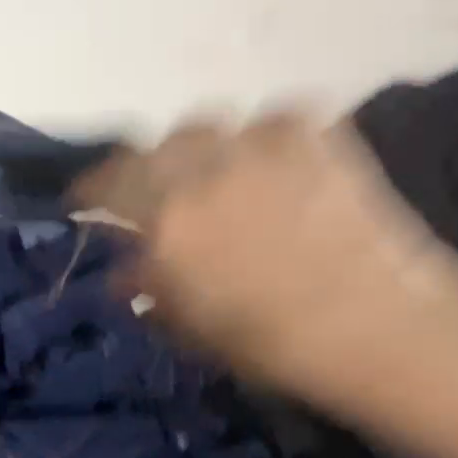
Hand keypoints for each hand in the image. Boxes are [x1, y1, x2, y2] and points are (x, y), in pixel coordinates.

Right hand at [71, 112, 457, 388]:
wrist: (374, 325)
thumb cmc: (263, 339)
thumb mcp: (183, 322)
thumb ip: (146, 284)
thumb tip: (124, 269)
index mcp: (163, 218)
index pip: (106, 182)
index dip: (90, 189)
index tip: (83, 201)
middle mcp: (204, 173)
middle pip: (155, 146)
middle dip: (146, 166)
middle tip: (152, 190)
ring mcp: (263, 150)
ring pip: (209, 125)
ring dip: (200, 147)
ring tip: (210, 172)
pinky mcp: (319, 142)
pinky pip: (275, 119)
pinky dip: (262, 135)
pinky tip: (266, 161)